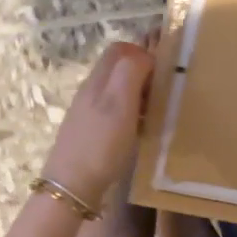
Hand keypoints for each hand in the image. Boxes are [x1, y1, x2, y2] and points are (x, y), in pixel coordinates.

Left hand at [40, 40, 154, 208]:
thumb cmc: (101, 144)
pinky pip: (113, 111)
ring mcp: (87, 112)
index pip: (119, 49)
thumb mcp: (120, 103)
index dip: (143, 51)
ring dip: (138, 93)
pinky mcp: (89, 132)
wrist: (72, 187)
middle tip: (163, 90)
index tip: (164, 70)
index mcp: (97, 80)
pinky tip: (140, 130)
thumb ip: (130, 72)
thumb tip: (144, 55)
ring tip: (156, 110)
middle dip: (142, 72)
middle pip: (117, 68)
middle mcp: (90, 91)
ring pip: (116, 90)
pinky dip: (131, 113)